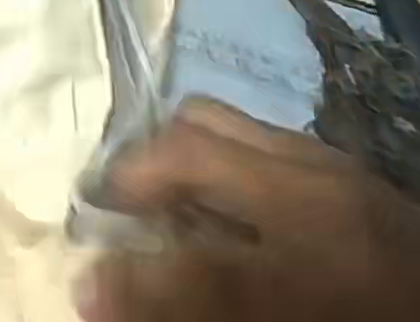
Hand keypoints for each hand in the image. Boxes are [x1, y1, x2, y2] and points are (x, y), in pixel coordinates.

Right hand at [76, 97, 419, 321]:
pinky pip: (245, 128)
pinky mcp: (337, 158)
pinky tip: (209, 191)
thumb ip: (213, 307)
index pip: (197, 269)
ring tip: (151, 191)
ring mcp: (327, 164)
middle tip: (106, 207)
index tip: (82, 284)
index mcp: (317, 273)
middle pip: (190, 146)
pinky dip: (207, 151)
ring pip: (211, 117)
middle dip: (130, 173)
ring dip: (166, 151)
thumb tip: (132, 298)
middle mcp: (317, 197)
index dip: (128, 281)